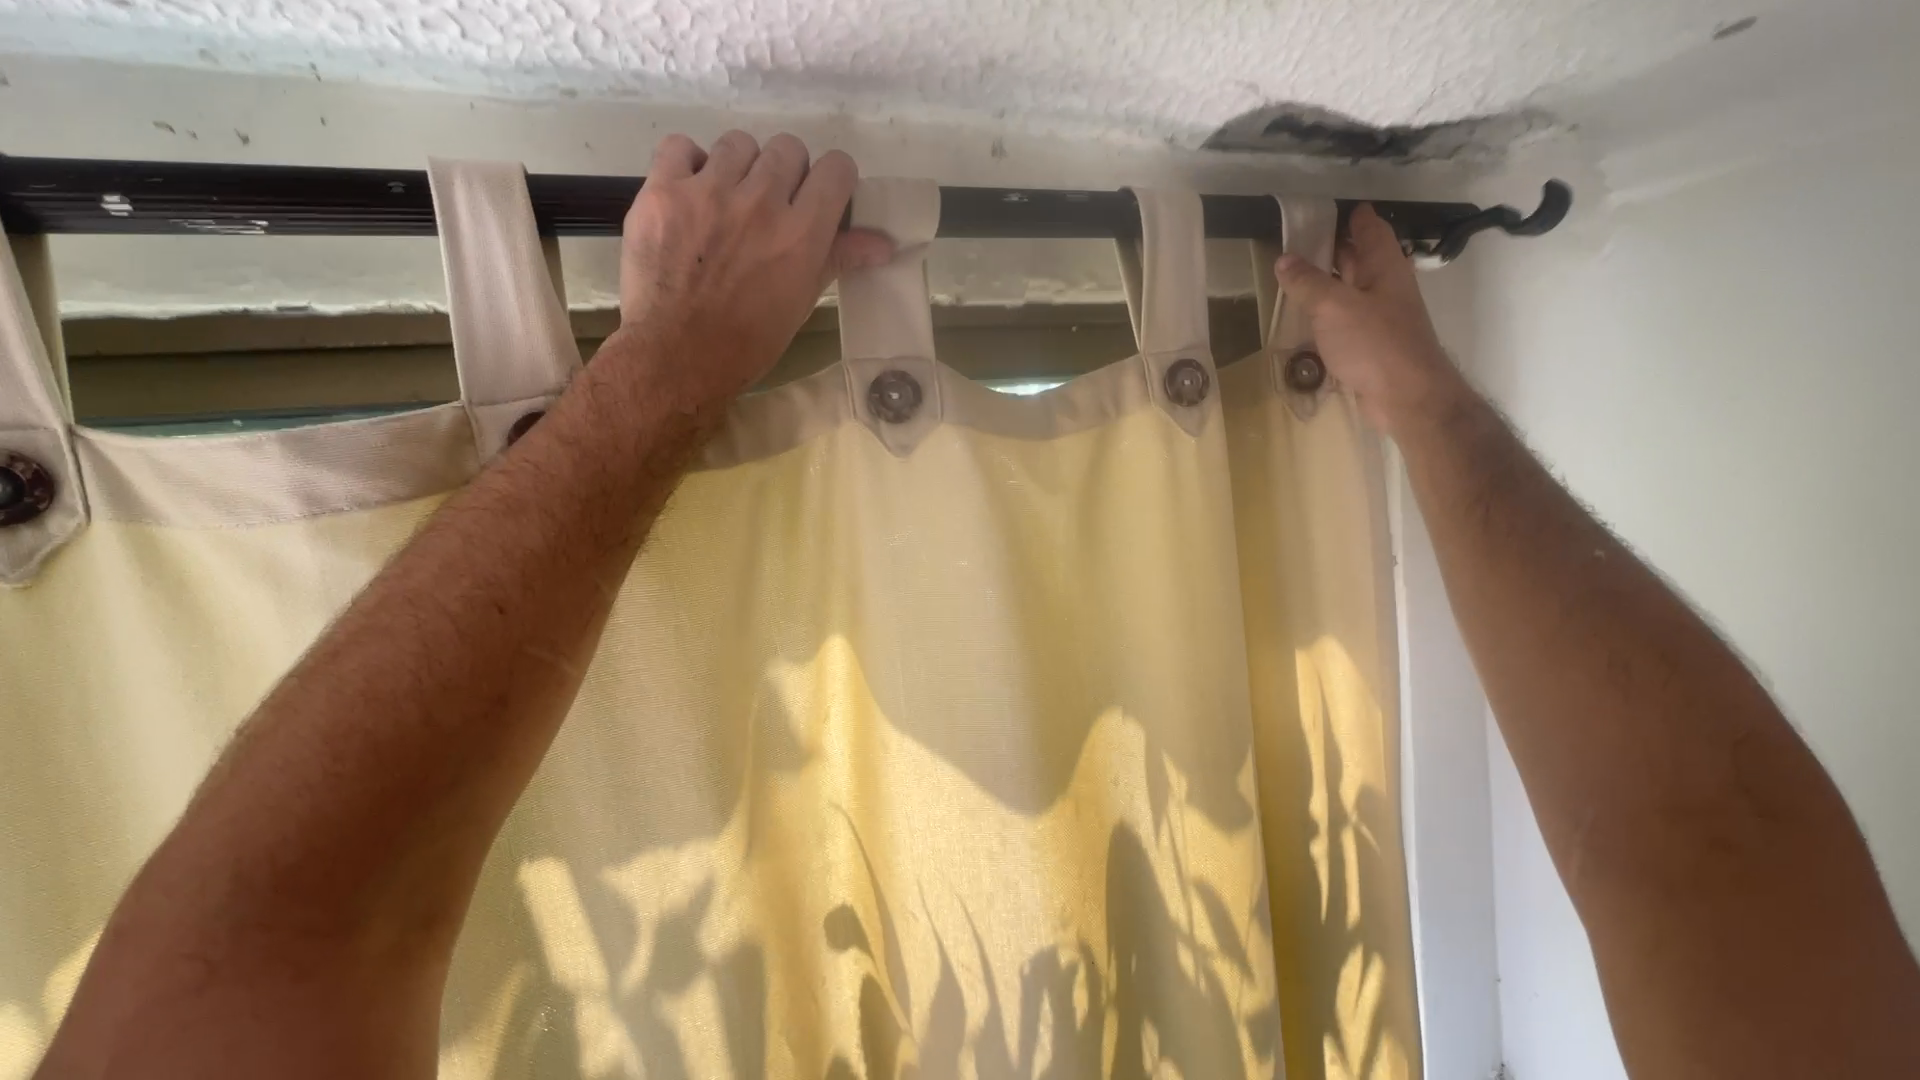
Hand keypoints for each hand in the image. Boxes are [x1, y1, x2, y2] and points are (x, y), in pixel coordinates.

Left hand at [611, 131, 893, 406]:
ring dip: (740, 167)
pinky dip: (689, 163)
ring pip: (738, 144)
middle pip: (788, 148)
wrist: (677, 358)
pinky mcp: (663, 191)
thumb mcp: (801, 302)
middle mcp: (760, 202)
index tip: (821, 196)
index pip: (836, 169)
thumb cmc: (748, 342)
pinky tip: (690, 193)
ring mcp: (708, 192)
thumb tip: (885, 244)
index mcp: (802, 233)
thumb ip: (838, 258)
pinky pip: (681, 146)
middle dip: (785, 174)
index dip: (832, 179)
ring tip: (727, 201)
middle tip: (770, 207)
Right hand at [1274, 204, 1472, 435]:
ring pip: (1353, 290)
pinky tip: (1308, 320)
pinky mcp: (1372, 345)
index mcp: (1384, 267)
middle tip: (1302, 241)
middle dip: (1336, 246)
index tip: (1329, 209)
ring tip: (1297, 278)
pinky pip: (1347, 319)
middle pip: (1361, 257)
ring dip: (1329, 282)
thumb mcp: (1333, 306)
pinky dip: (1328, 314)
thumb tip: (1284, 259)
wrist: (1405, 397)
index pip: (1371, 229)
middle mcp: (1386, 287)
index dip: (1353, 216)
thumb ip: (1307, 282)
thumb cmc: (1375, 343)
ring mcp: (1381, 317)